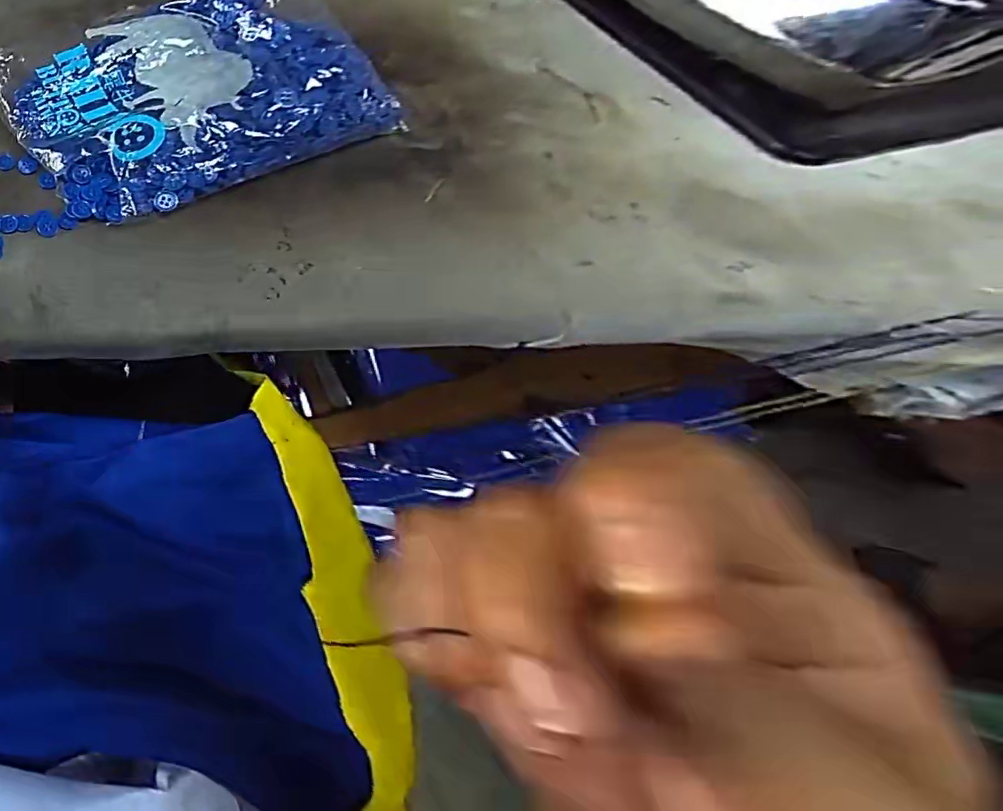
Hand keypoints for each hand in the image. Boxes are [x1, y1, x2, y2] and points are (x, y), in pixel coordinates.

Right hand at [377, 424, 991, 810]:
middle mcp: (607, 555)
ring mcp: (524, 588)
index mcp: (730, 561)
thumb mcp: (840, 778)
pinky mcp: (463, 631)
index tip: (643, 593)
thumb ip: (743, 689)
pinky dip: (422, 634)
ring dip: (469, 628)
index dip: (628, 498)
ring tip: (535, 725)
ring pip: (439, 534)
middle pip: (520, 506)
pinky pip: (402, 590)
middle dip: (521, 602)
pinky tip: (476, 692)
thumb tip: (635, 627)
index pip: (656, 463)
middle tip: (567, 713)